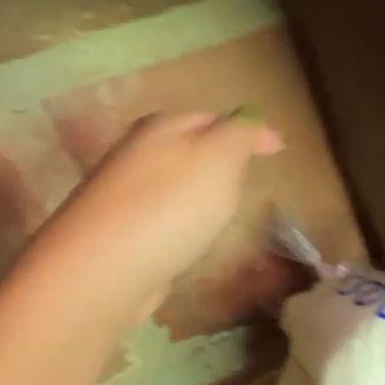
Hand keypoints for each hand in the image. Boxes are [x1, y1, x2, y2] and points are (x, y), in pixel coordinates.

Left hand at [35, 110, 283, 318]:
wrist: (106, 267)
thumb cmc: (172, 206)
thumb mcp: (220, 158)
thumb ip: (241, 135)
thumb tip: (259, 126)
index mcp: (164, 127)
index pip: (213, 117)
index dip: (247, 131)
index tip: (277, 149)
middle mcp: (138, 152)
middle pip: (188, 146)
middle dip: (220, 157)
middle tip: (249, 176)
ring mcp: (125, 192)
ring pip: (173, 182)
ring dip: (199, 191)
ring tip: (224, 210)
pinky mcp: (120, 231)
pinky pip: (161, 216)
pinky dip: (181, 221)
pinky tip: (190, 240)